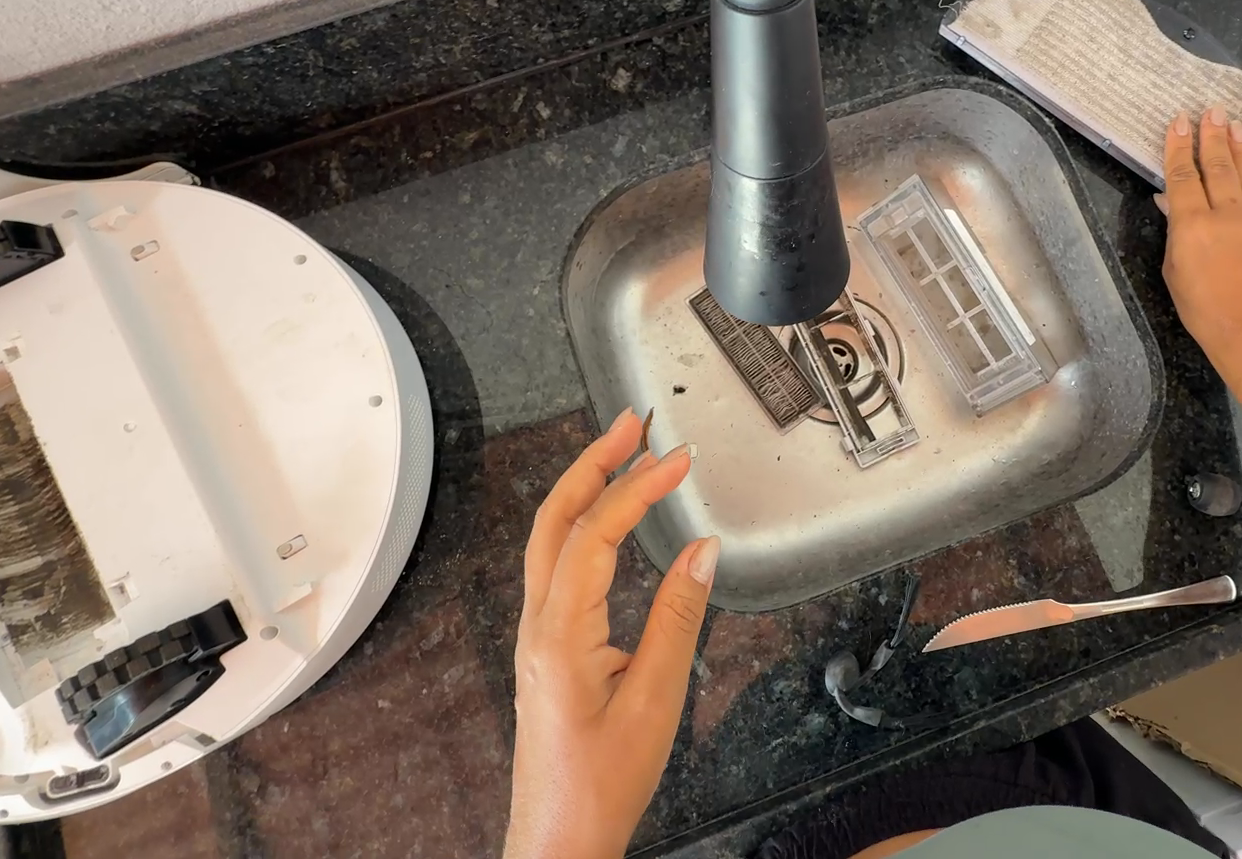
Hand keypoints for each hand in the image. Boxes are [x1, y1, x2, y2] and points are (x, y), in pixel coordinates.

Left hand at [505, 409, 719, 858]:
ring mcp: (539, 629)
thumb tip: (703, 550)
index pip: (596, 535)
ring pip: (551, 536)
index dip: (637, 489)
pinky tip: (609, 516)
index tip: (677, 460)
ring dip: (586, 486)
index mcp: (560, 633)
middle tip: (632, 424)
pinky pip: (559, 560)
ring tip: (624, 452)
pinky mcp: (548, 639)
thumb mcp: (655, 700)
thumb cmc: (601, 782)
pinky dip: (585, 521)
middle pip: (554, 518)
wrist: (558, 841)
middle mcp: (539, 622)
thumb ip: (679, 618)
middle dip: (593, 462)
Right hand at [1158, 106, 1241, 379]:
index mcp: (1192, 224)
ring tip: (1233, 124)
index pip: (1183, 175)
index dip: (1178, 147)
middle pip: (1217, 166)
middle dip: (1212, 136)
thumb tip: (1172, 204)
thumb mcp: (1173, 270)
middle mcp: (1226, 213)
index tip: (1179, 121)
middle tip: (1211, 110)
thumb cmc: (1200, 307)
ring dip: (1238, 147)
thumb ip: (1175, 233)